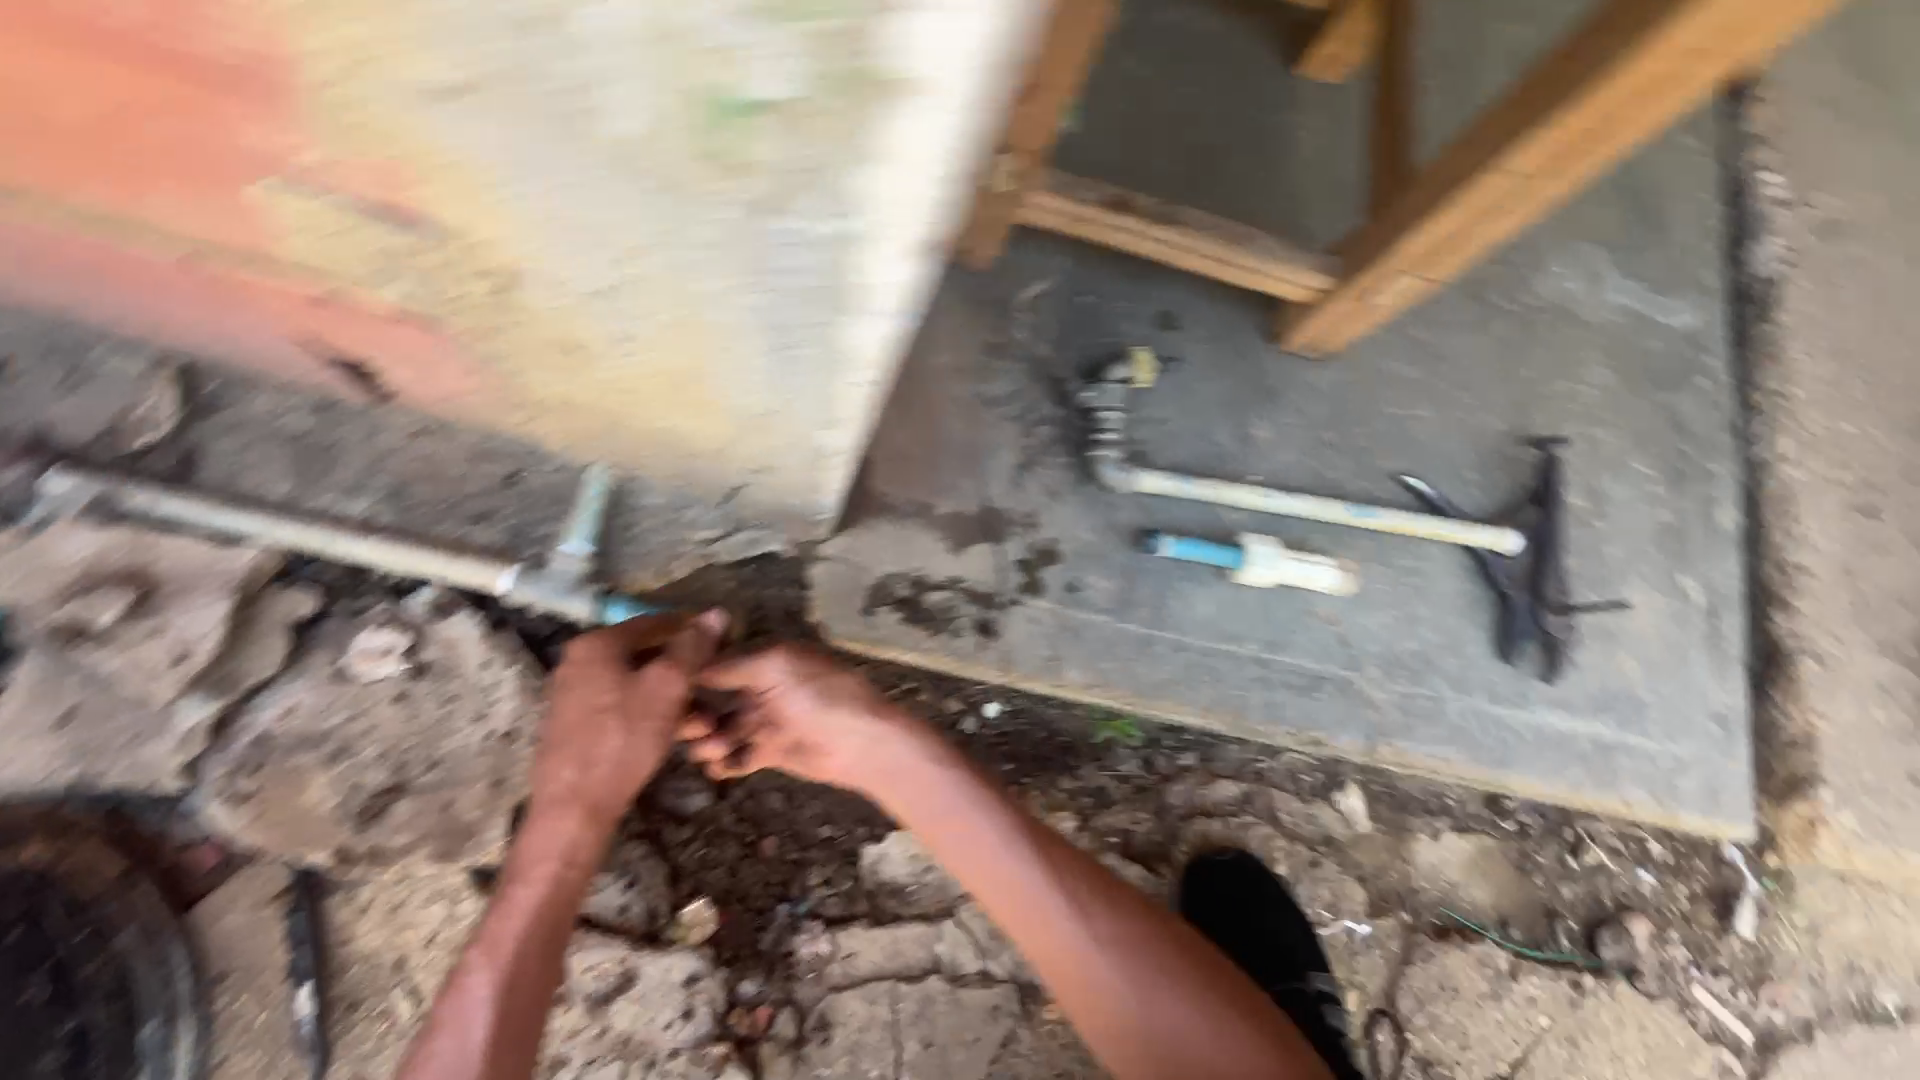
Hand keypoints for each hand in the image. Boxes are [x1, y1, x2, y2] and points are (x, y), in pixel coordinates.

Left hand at [528, 609, 728, 834]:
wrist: (574, 805)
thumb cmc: (624, 737)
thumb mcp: (669, 686)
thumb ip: (693, 647)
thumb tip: (716, 612)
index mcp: (596, 643)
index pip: (656, 622)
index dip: (692, 631)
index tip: (723, 646)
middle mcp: (578, 661)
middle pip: (645, 654)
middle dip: (684, 672)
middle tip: (714, 691)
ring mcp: (573, 694)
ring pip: (636, 684)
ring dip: (672, 698)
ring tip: (702, 723)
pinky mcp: (575, 724)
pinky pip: (622, 706)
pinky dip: (650, 713)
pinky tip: (674, 735)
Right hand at [679, 645, 936, 796]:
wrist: (861, 742)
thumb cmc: (820, 695)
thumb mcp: (776, 667)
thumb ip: (733, 665)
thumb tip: (693, 664)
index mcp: (766, 658)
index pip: (716, 662)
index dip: (690, 677)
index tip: (665, 692)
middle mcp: (761, 686)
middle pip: (712, 698)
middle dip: (694, 712)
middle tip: (691, 728)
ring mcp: (766, 720)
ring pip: (720, 729)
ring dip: (707, 740)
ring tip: (713, 747)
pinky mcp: (771, 751)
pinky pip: (736, 756)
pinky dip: (723, 763)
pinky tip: (721, 766)